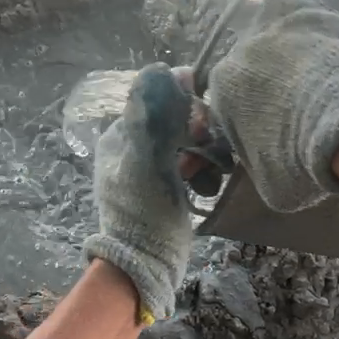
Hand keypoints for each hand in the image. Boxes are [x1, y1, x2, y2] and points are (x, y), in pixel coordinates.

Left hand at [83, 63, 196, 323]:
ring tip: (218, 166)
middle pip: (172, 120)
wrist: (144, 268)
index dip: (184, 102)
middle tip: (214, 147)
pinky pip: (186, 166)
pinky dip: (201, 168)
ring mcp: (147, 171)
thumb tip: (164, 70)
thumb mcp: (149, 161)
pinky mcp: (163, 191)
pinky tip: (211, 180)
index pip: (156, 99)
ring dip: (204, 149)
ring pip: (183, 143)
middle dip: (198, 128)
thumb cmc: (145, 216)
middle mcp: (130, 149)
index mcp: (120, 137)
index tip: (205, 119)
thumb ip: (154, 116)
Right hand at [206, 0, 338, 213]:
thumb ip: (259, 165)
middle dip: (273, 82)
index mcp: (223, 95)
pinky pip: (291, 0)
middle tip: (305, 103)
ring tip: (319, 71)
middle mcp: (236, 54)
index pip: (232, 101)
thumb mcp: (273, 187)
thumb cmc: (306, 165)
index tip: (279, 129)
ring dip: (286, 48)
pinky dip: (300, 11)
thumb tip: (264, 161)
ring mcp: (267, 25)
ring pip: (270, 32)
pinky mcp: (299, 4)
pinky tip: (323, 32)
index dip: (256, 116)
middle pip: (252, 64)